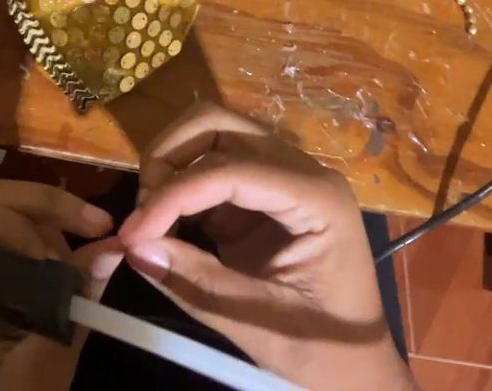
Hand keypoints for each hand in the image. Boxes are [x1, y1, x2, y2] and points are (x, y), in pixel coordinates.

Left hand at [0, 180, 123, 390]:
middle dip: (44, 209)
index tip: (65, 247)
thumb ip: (71, 310)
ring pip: (3, 210)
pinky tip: (77, 255)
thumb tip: (111, 247)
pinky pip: (14, 232)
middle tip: (95, 225)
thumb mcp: (38, 375)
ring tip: (89, 245)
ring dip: (51, 220)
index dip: (18, 222)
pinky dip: (50, 235)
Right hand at [117, 102, 413, 390]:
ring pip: (209, 132)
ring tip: (150, 214)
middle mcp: (299, 170)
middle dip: (169, 155)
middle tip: (143, 210)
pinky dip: (178, 183)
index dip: (176, 193)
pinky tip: (163, 220)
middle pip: (218, 124)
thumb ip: (198, 283)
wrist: (358, 371)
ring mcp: (278, 174)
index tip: (134, 231)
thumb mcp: (262, 328)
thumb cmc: (326, 353)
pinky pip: (208, 165)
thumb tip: (133, 247)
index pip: (231, 169)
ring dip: (171, 162)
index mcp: (316, 198)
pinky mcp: (257, 190)